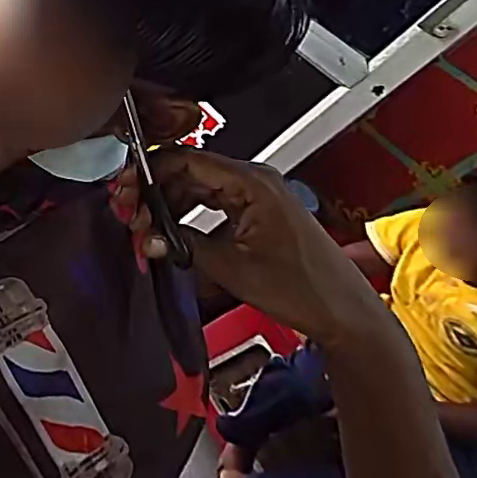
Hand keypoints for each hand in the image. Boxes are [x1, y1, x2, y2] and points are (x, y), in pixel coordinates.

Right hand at [113, 151, 388, 347]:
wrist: (349, 317)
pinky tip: (170, 229)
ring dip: (167, 203)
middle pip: (186, 170)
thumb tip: (149, 235)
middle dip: (154, 191)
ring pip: (194, 184)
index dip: (149, 173)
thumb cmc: (309, 291)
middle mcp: (254, 179)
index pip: (185, 160)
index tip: (128, 188)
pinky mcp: (255, 207)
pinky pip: (209, 198)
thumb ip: (184, 244)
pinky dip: (186, 211)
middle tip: (130, 212)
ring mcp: (255, 192)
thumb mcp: (232, 267)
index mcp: (252, 182)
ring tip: (146, 225)